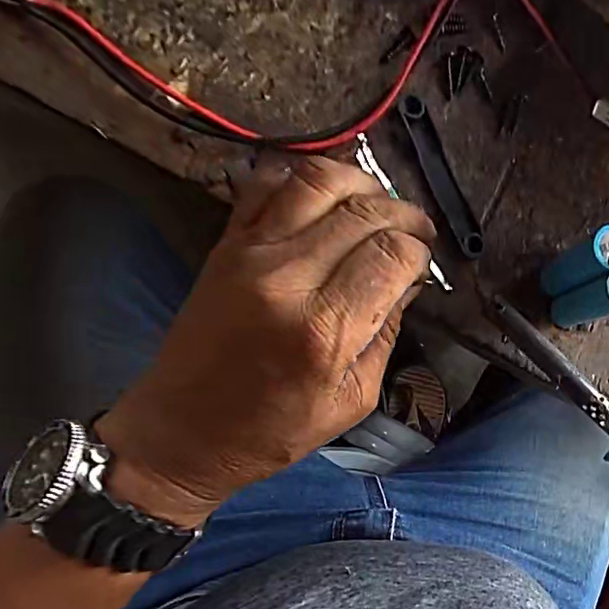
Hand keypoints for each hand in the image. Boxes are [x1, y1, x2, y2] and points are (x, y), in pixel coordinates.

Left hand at [98, 154, 435, 525]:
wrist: (185, 430)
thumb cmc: (276, 429)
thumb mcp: (354, 397)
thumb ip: (384, 333)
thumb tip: (406, 282)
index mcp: (326, 328)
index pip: (392, 255)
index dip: (420, 252)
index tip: (424, 264)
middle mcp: (288, 277)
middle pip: (363, 211)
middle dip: (404, 215)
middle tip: (418, 231)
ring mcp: (250, 253)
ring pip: (317, 180)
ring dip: (361, 184)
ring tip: (380, 204)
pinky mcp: (225, 244)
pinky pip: (267, 184)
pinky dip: (305, 178)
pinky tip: (327, 200)